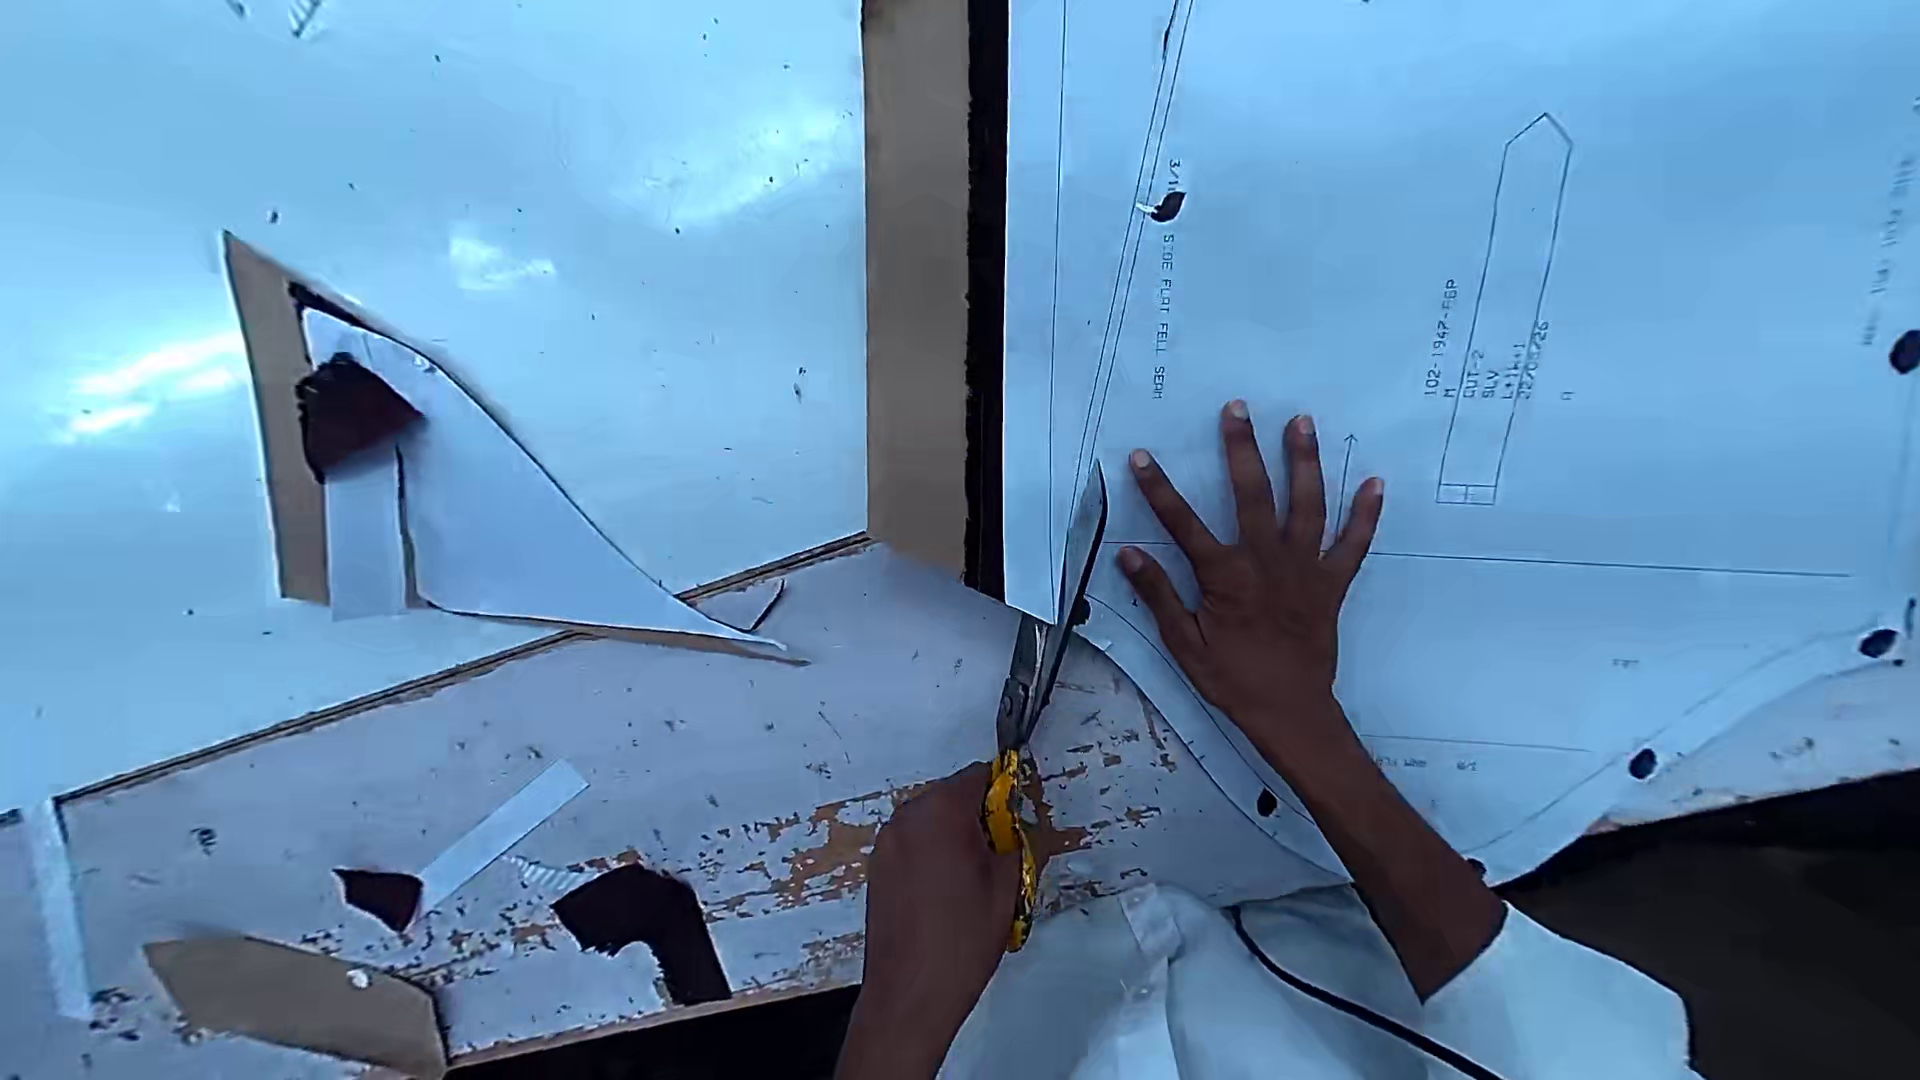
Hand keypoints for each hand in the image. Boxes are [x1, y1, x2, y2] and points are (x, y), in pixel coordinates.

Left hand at [836, 762, 1019, 1079]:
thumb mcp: (1008, 884)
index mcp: (942, 809)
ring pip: (931, 818)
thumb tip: (1016, 820)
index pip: (979, 775)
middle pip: (952, 795)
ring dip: (953, 832)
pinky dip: (930, 850)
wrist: (909, 995)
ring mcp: (887, 839)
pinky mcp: (876, 864)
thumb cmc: (965, 936)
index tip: (1017, 819)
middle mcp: (908, 814)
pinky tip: (943, 889)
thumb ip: (1015, 837)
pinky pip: (912, 840)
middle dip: (978, 815)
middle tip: (998, 853)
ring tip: (970, 876)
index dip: (1003, 791)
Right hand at [1118, 402, 1382, 765]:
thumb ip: (1158, 594)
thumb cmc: (1230, 677)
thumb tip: (1128, 554)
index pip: (1181, 523)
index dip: (1158, 488)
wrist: (1290, 711)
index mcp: (1224, 576)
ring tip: (1302, 422)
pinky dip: (1366, 514)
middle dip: (1241, 449)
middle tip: (1238, 408)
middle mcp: (1266, 561)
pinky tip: (1376, 482)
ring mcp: (1305, 569)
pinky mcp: (1333, 583)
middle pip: (1252, 495)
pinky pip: (1353, 544)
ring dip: (1304, 462)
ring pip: (1306, 505)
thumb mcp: (1182, 642)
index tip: (1142, 456)